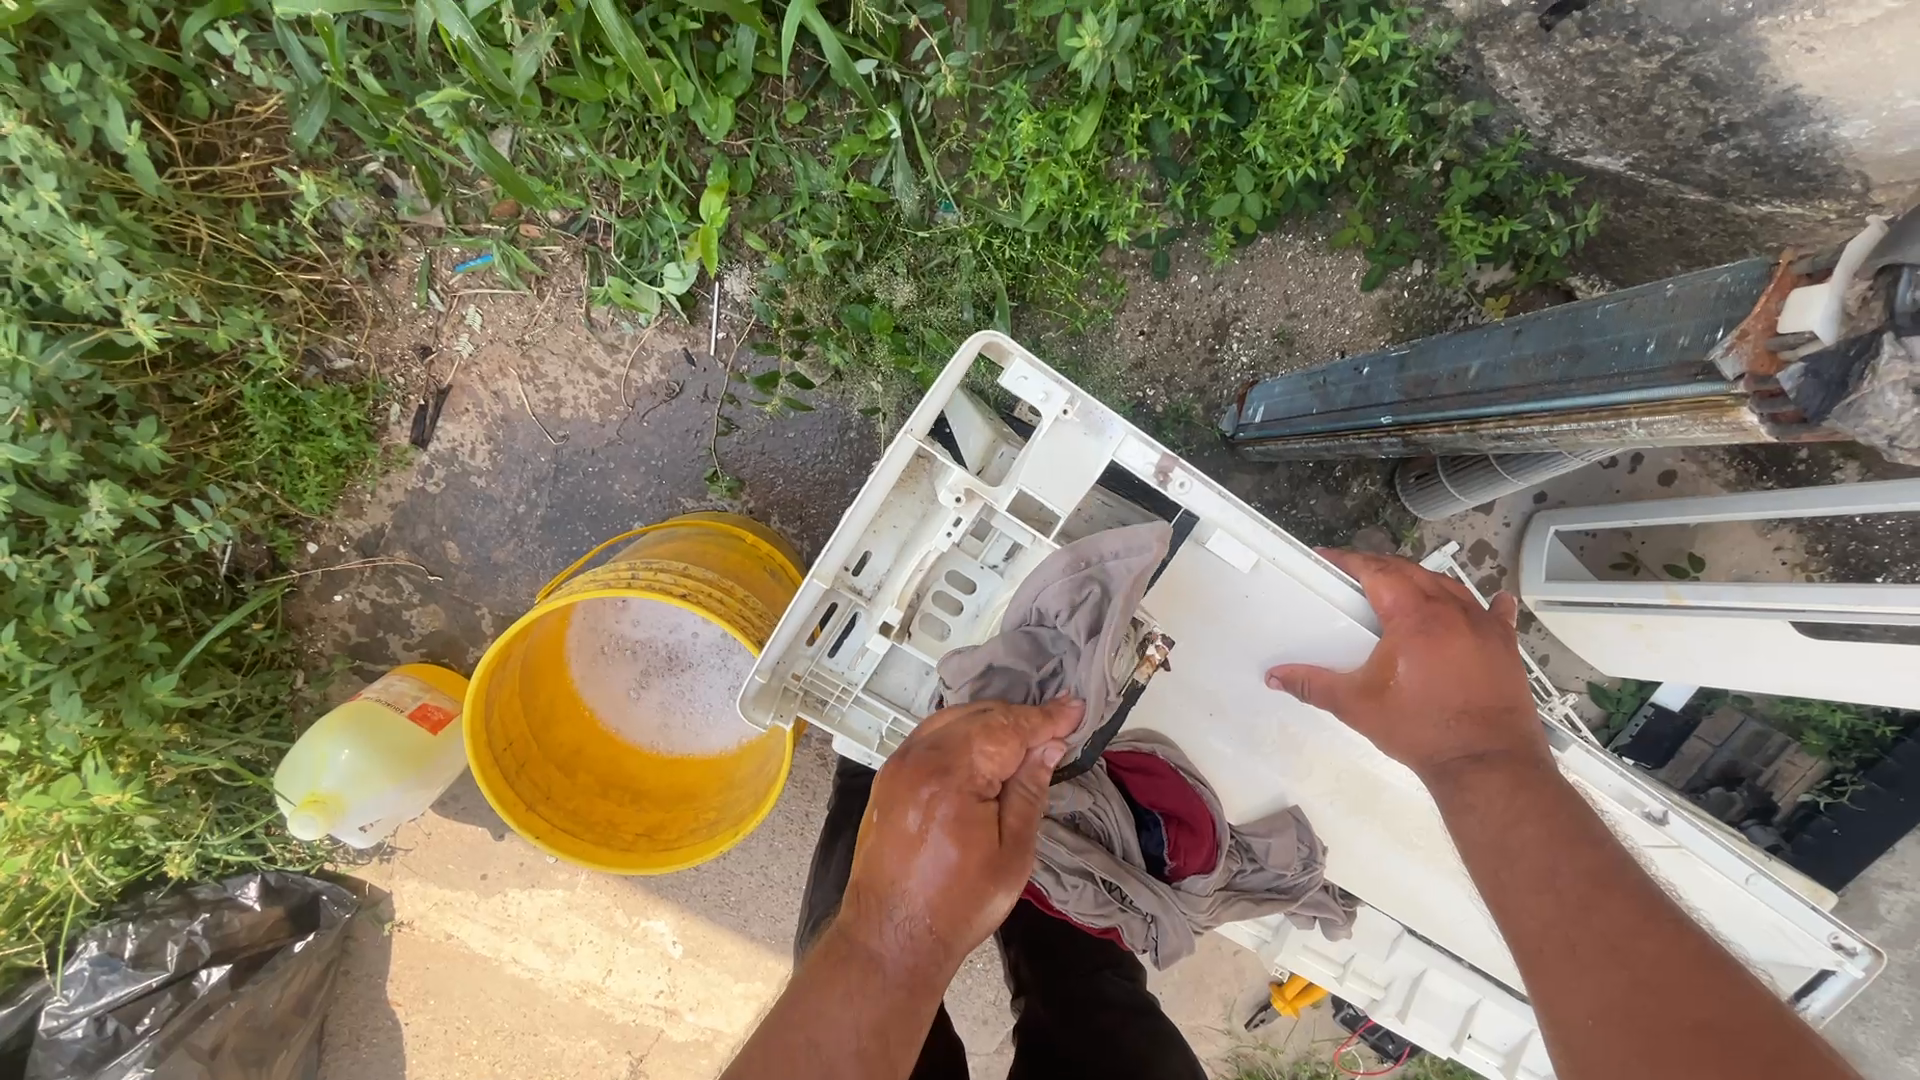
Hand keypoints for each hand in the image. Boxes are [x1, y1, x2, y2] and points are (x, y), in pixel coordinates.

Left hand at [832, 697, 1084, 981]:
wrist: (891, 935)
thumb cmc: (959, 904)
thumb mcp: (1012, 853)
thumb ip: (1029, 790)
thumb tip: (1049, 745)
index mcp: (954, 775)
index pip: (1009, 728)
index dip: (1046, 717)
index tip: (1075, 708)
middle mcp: (922, 757)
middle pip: (981, 716)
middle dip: (1021, 717)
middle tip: (1057, 723)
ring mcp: (900, 762)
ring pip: (954, 718)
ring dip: (992, 720)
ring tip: (1026, 733)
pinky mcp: (890, 774)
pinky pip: (932, 734)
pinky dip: (963, 730)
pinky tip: (983, 744)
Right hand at [1265, 549, 1547, 785]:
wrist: (1485, 763)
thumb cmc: (1421, 730)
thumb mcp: (1355, 705)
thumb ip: (1312, 684)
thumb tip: (1275, 677)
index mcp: (1413, 618)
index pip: (1377, 572)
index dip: (1351, 560)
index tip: (1331, 559)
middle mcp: (1451, 612)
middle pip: (1411, 572)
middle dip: (1381, 567)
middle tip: (1356, 575)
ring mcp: (1483, 627)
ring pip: (1449, 586)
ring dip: (1422, 580)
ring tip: (1402, 587)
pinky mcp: (1505, 647)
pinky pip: (1496, 613)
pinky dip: (1486, 604)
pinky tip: (1490, 601)